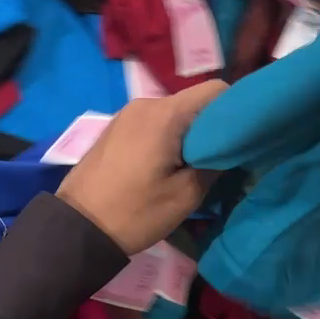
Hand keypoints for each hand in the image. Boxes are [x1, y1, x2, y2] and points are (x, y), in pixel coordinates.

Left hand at [57, 81, 228, 254]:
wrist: (76, 228)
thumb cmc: (134, 212)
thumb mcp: (185, 196)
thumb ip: (216, 163)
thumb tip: (233, 149)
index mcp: (165, 114)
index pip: (216, 90)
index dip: (236, 108)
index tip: (244, 135)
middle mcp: (146, 103)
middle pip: (194, 101)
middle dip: (212, 125)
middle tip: (221, 158)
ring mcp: (128, 113)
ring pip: (174, 113)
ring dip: (189, 133)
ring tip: (193, 165)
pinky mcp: (117, 126)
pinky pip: (154, 121)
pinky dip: (169, 136)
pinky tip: (167, 165)